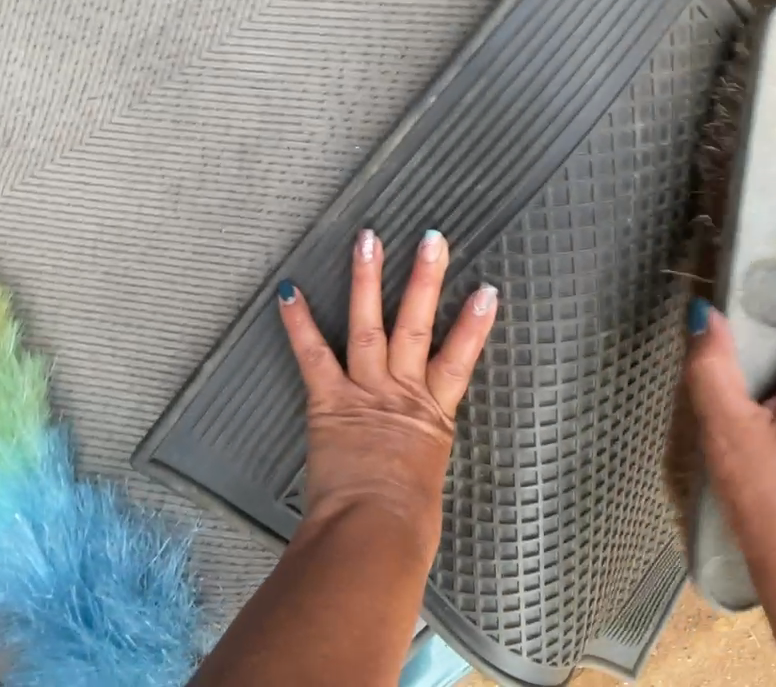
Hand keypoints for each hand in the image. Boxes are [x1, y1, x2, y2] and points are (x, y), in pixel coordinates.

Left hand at [277, 228, 498, 540]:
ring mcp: (366, 391)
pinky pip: (312, 355)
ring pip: (369, 325)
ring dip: (368, 280)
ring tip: (369, 239)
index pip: (460, 357)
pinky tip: (289, 289)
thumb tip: (412, 465)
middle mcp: (403, 391)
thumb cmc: (407, 526)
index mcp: (433, 414)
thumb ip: (418, 460)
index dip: (474, 324)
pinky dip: (299, 323)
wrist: (374, 536)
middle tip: (431, 239)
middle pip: (417, 326)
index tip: (486, 290)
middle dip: (426, 280)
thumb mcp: (425, 485)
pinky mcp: (329, 401)